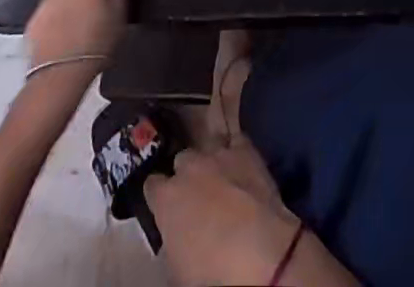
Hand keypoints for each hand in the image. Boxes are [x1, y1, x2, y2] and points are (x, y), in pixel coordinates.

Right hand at [146, 139, 359, 286]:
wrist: (262, 257)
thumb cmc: (214, 272)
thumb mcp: (178, 268)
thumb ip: (171, 243)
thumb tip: (175, 240)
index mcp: (165, 197)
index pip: (151, 186)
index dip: (161, 199)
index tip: (169, 212)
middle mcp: (187, 168)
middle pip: (181, 163)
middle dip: (188, 177)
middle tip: (200, 201)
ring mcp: (217, 155)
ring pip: (207, 149)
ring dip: (213, 164)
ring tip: (224, 183)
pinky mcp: (246, 152)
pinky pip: (237, 142)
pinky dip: (238, 151)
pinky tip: (242, 163)